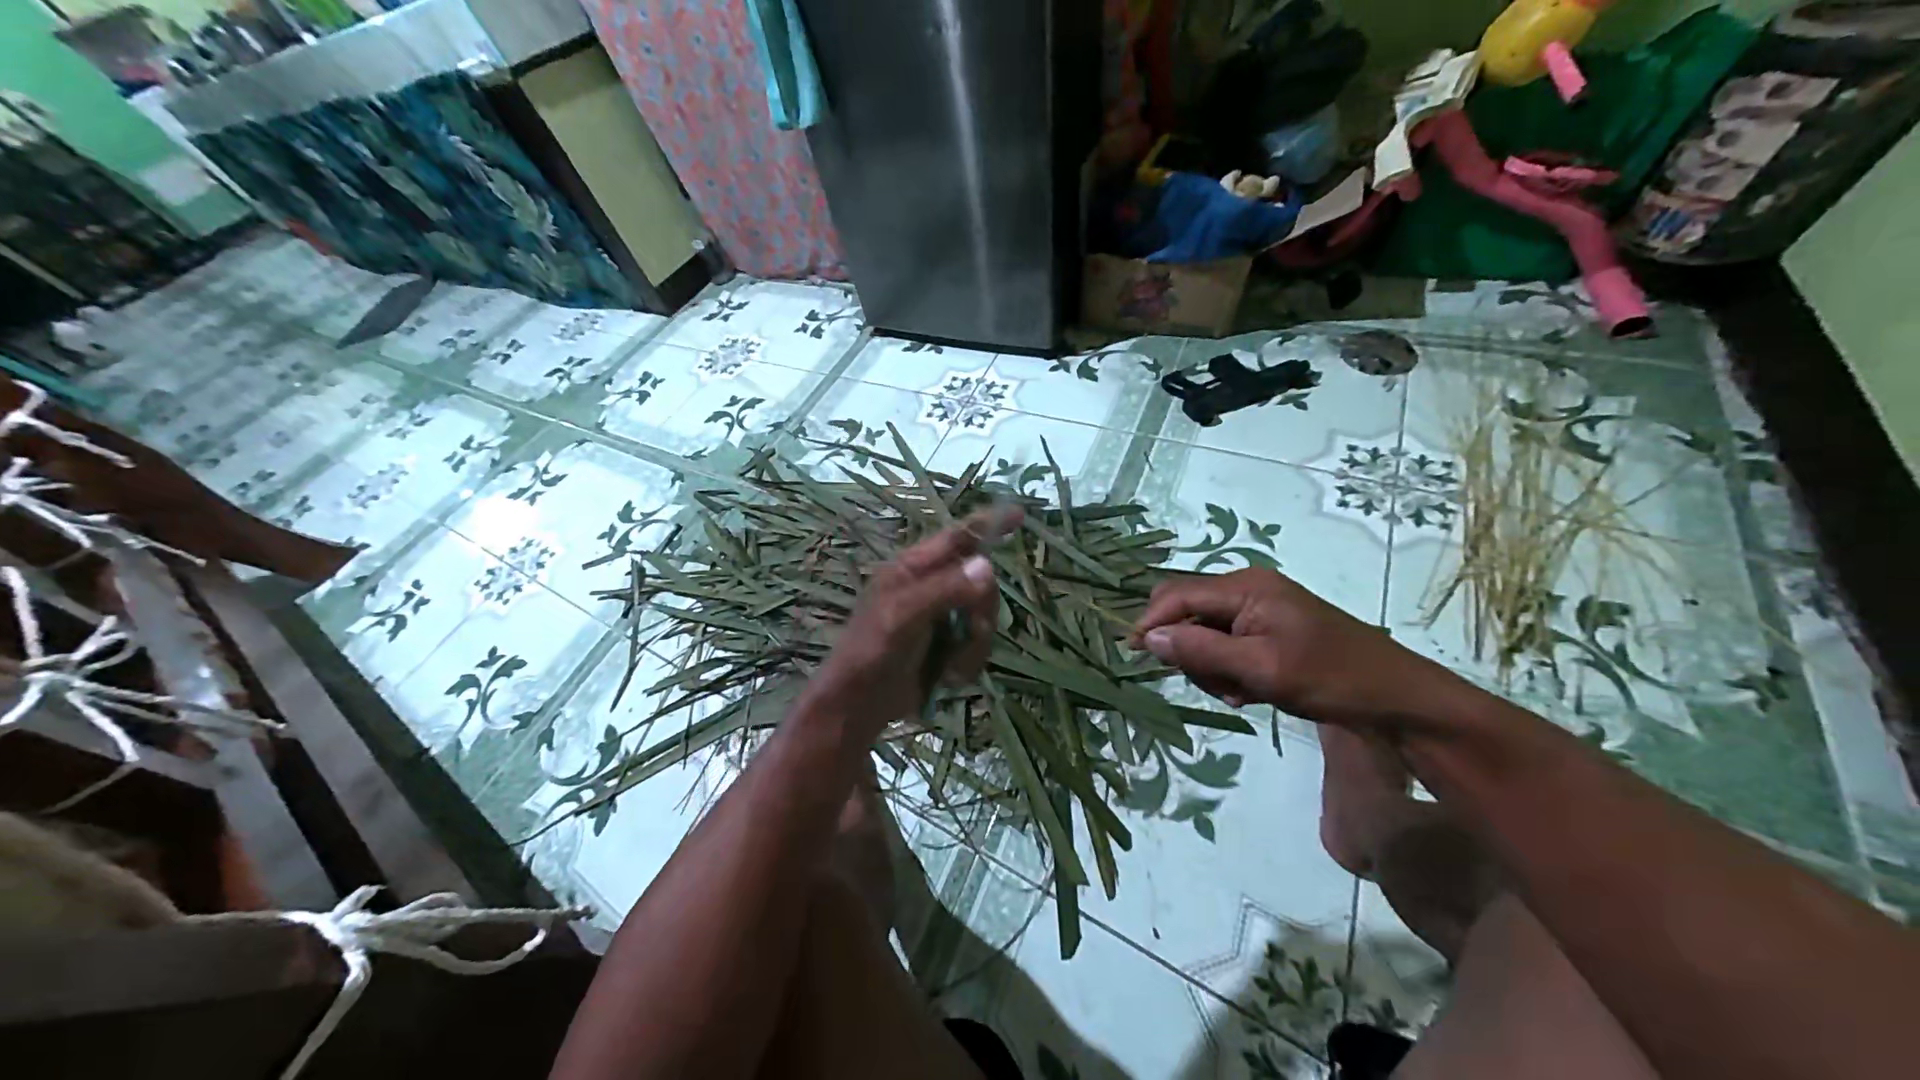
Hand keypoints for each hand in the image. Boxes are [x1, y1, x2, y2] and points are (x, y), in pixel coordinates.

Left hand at [800, 513, 1007, 738]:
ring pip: (984, 617)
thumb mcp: (903, 616)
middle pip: (982, 582)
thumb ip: (945, 590)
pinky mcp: (948, 645)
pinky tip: (948, 677)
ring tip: (951, 666)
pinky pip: (978, 645)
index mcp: (914, 567)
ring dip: (973, 645)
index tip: (1020, 515)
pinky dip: (967, 663)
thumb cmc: (872, 651)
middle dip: (982, 610)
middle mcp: (931, 586)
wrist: (860, 704)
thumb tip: (987, 565)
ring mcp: (941, 617)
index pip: (959, 536)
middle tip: (970, 631)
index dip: (988, 524)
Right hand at [1131, 568, 1457, 729]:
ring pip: (1204, 634)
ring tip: (1241, 691)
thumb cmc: (1331, 678)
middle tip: (1215, 684)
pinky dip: (1228, 670)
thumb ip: (1201, 651)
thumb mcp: (1260, 668)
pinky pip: (1226, 646)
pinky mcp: (1267, 630)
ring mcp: (1259, 610)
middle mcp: (1247, 589)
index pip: (1178, 595)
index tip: (1133, 655)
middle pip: (1188, 613)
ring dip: (1210, 667)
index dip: (1151, 622)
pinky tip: (1252, 690)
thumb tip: (1146, 638)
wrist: (1396, 698)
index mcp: (1246, 587)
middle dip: (1188, 651)